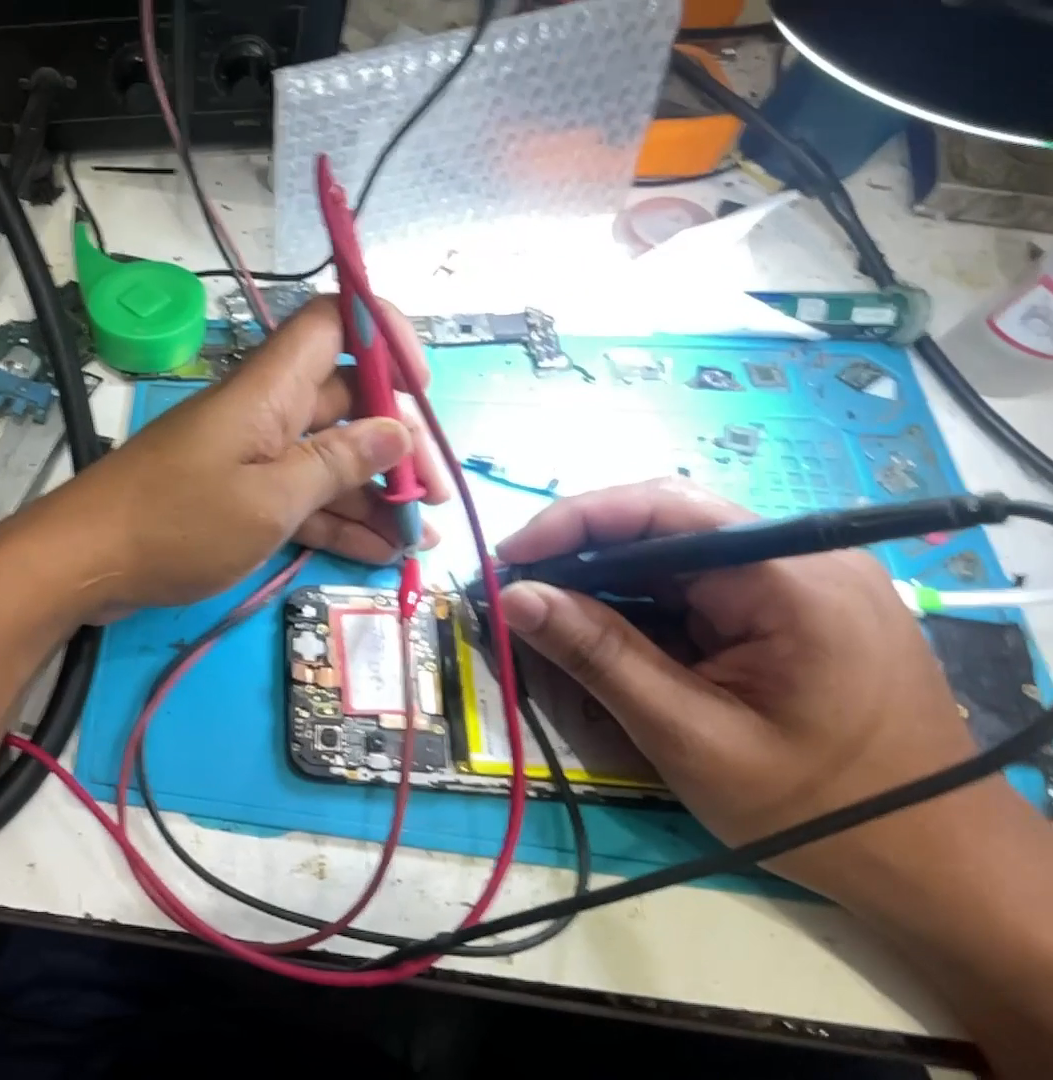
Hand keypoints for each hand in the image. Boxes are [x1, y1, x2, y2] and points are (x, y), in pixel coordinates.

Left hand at [23, 295, 448, 617]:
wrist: (86, 562)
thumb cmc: (177, 523)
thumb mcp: (269, 499)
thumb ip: (335, 464)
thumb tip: (396, 430)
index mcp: (268, 390)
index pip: (332, 324)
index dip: (383, 337)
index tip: (421, 389)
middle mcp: (262, 413)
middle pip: (343, 403)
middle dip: (394, 444)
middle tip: (434, 496)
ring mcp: (246, 458)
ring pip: (324, 460)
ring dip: (370, 494)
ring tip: (417, 538)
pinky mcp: (233, 499)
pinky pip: (295, 500)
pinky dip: (332, 522)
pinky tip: (377, 553)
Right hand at [495, 478, 1011, 903]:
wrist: (932, 866)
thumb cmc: (813, 806)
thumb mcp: (688, 733)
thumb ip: (600, 656)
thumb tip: (513, 596)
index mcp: (791, 579)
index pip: (661, 509)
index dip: (570, 523)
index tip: (504, 562)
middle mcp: (801, 560)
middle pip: (663, 525)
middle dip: (577, 554)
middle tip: (513, 594)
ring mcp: (799, 583)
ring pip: (671, 556)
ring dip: (601, 583)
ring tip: (542, 616)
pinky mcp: (789, 611)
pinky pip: (694, 587)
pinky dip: (637, 607)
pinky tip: (600, 634)